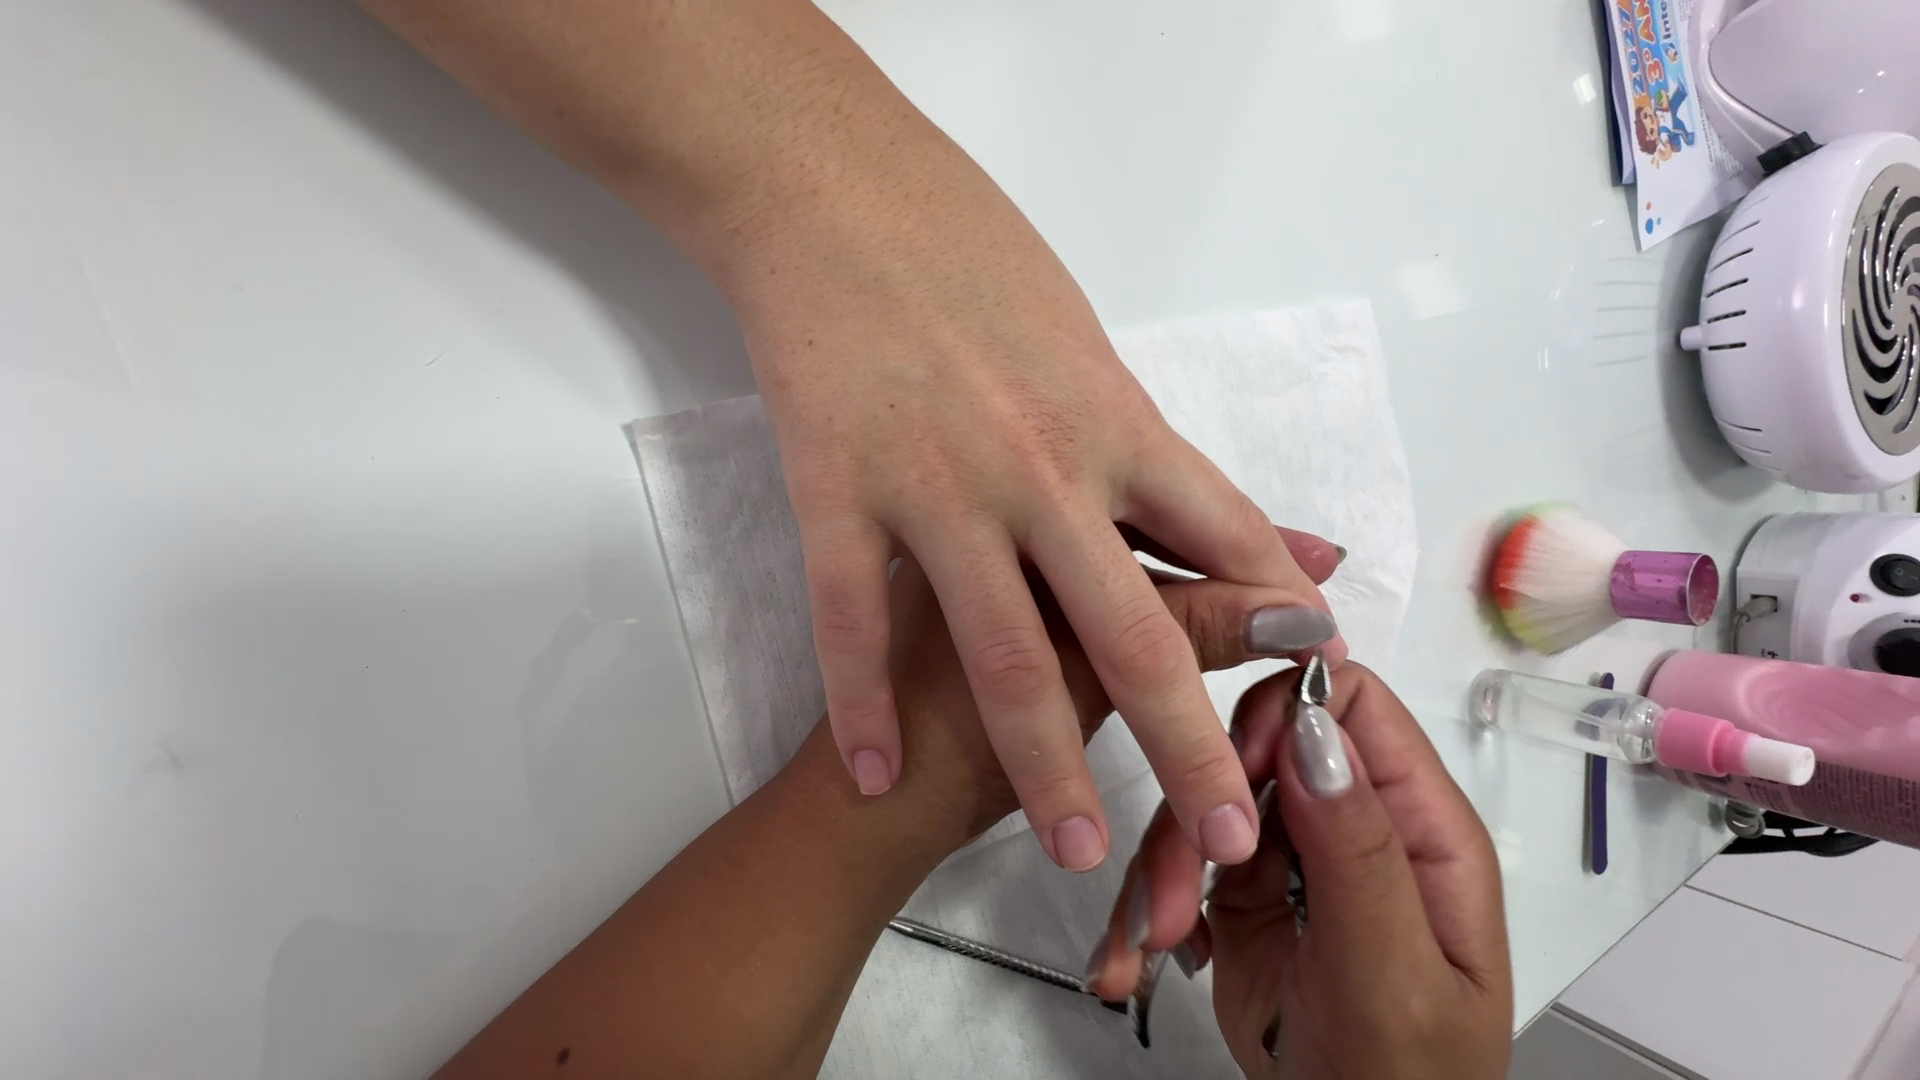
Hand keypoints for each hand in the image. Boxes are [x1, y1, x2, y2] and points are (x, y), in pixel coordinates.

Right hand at [726, 136, 1342, 872]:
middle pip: (1134, 628)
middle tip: (1229, 838)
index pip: (1218, 539)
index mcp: (1108, 419)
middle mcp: (1038, 468)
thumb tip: (1243, 518)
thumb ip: (1148, 441)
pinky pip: (850, 620)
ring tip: (1077, 849)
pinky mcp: (834, 496)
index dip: (1271, 626)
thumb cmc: (964, 252)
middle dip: (1189, 742)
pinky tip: (872, 771)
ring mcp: (933, 489)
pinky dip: (859, 704)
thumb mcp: (1080, 338)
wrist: (835, 199)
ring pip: (1002, 653)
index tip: (1307, 696)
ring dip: (1043, 763)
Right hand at [1088, 664, 1512, 1078]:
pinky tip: (1136, 953)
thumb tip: (1312, 723)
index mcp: (1416, 822)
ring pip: (1202, 799)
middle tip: (1170, 882)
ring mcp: (1287, 849)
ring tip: (1147, 937)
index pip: (1351, 705)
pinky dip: (1146, 898)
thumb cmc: (1397, 1079)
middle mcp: (1348, 819)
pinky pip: (1175, 854)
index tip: (1232, 774)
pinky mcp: (1235, 883)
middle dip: (1201, 803)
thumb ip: (1358, 850)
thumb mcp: (1391, 976)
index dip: (1285, 716)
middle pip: (1255, 746)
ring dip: (1161, 865)